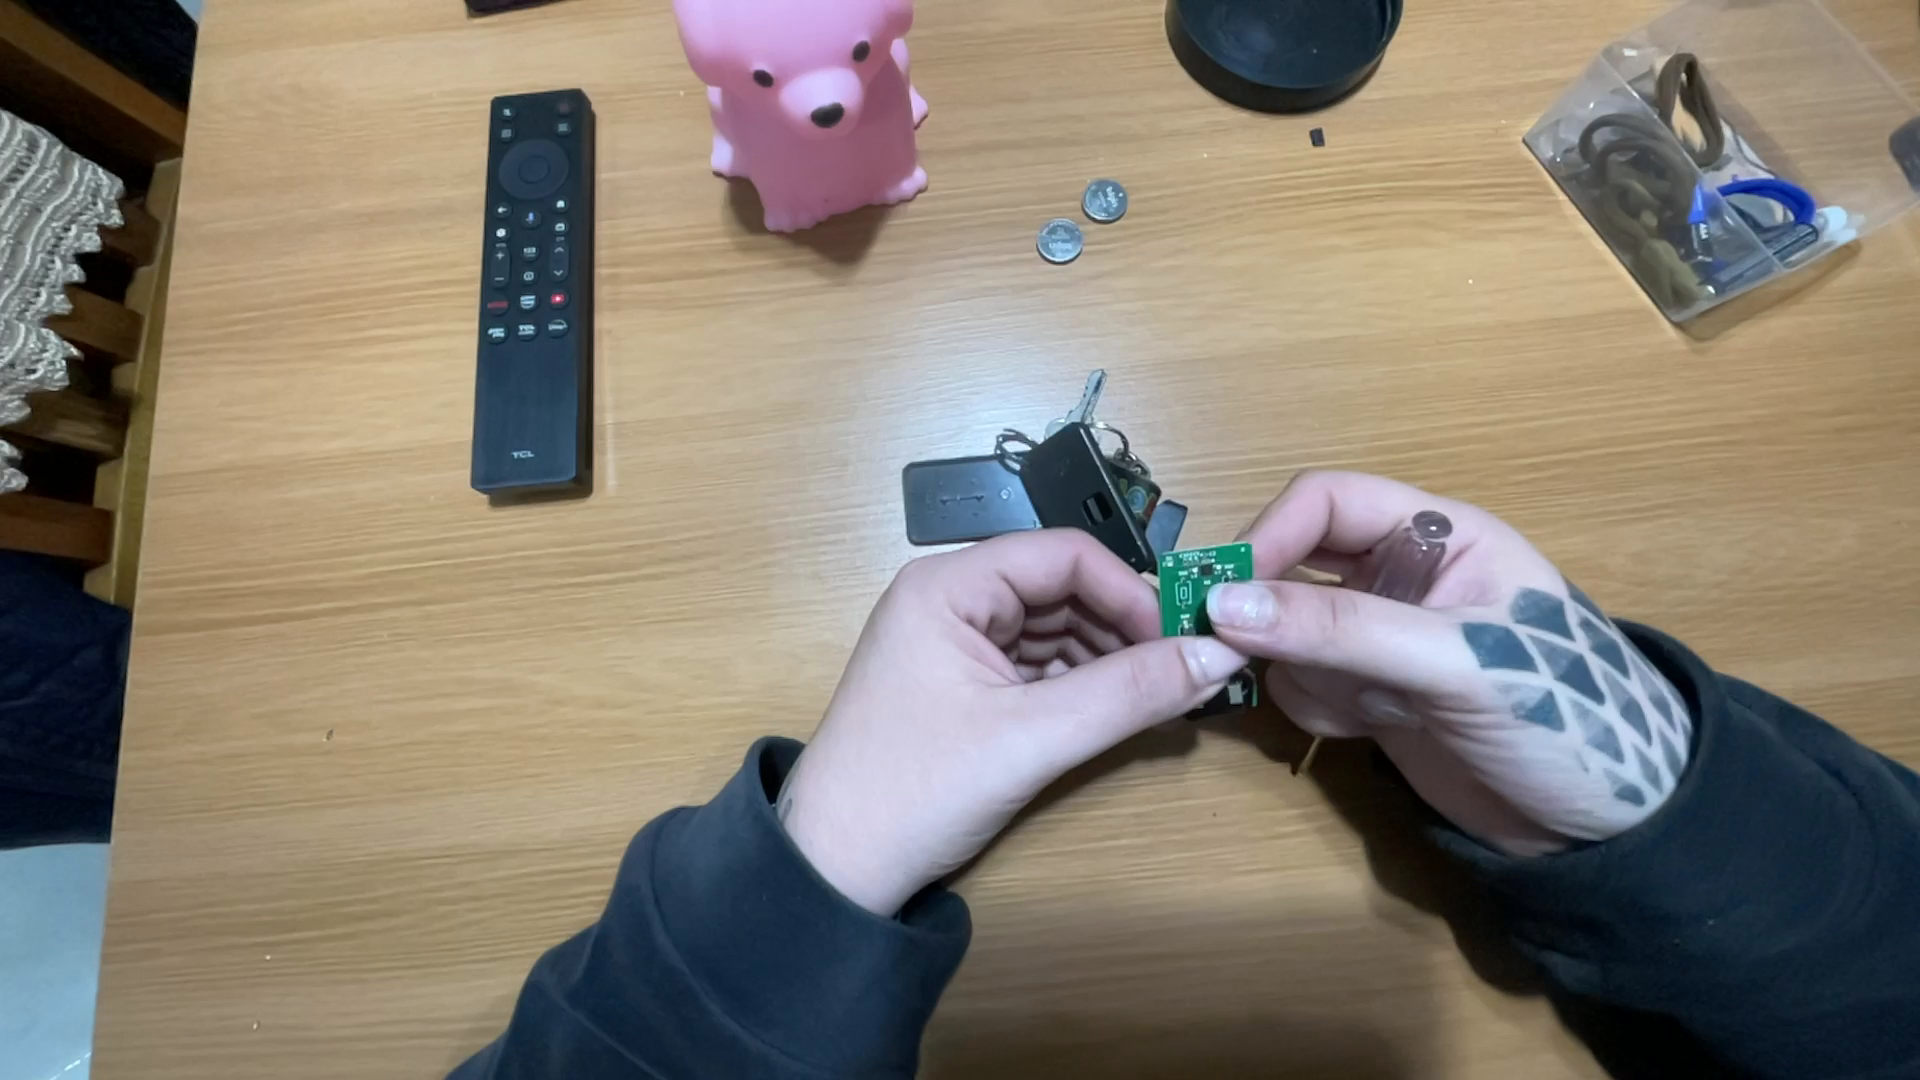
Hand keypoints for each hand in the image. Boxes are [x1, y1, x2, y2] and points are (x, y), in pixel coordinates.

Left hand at [779, 529, 1246, 915]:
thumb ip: (1128, 695)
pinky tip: (1111, 709)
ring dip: (1105, 659)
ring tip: (1154, 697)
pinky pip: (1035, 664)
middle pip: (1059, 589)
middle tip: (1180, 673)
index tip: (1181, 639)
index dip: (1128, 590)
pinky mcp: (963, 680)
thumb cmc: (917, 790)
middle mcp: (951, 598)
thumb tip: (1221, 656)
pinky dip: (1077, 684)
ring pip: (1053, 628)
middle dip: (1120, 629)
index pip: (1061, 554)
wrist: (835, 869)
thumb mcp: (1030, 738)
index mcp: (949, 585)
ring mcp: (956, 640)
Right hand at [1206, 471, 1692, 855]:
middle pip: (1290, 561)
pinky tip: (1362, 730)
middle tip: (1225, 644)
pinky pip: (1297, 677)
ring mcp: (1374, 634)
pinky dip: (1312, 704)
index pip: (1325, 503)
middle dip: (1262, 605)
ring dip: (1298, 666)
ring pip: (1283, 626)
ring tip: (1352, 706)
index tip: (1222, 590)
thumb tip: (1221, 606)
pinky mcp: (1362, 686)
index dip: (1269, 535)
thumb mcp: (1455, 666)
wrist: (1615, 839)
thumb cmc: (1565, 721)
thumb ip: (1339, 631)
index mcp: (1436, 535)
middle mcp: (1396, 575)